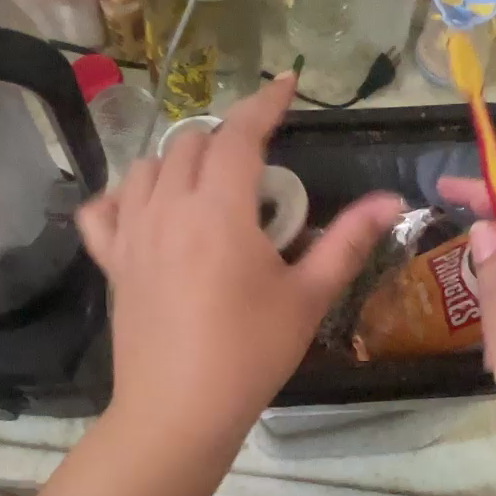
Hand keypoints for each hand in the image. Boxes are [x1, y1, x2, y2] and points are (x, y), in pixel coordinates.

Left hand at [78, 74, 402, 444]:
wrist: (179, 410)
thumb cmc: (250, 354)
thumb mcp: (307, 297)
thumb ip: (348, 241)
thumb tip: (391, 200)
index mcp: (219, 210)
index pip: (239, 133)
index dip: (265, 103)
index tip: (286, 84)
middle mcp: (168, 207)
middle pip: (190, 142)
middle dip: (226, 137)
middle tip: (257, 167)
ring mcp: (132, 233)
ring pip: (148, 166)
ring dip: (180, 160)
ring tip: (209, 185)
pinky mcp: (111, 262)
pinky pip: (104, 209)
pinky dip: (124, 197)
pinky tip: (144, 210)